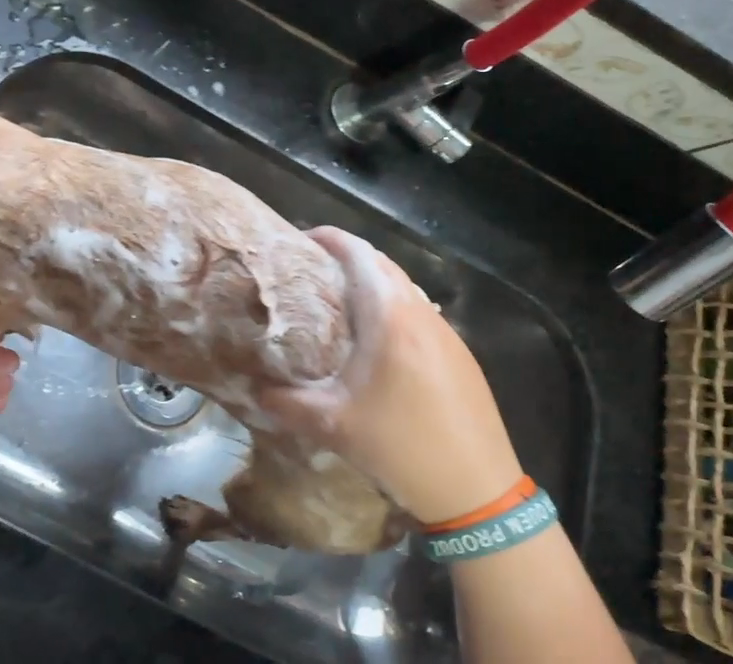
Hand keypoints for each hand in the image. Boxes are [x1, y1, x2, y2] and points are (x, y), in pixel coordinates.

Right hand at [258, 227, 523, 525]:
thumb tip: (254, 389)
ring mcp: (448, 335)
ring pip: (404, 290)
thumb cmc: (402, 449)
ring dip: (372, 286)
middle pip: (383, 266)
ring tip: (337, 305)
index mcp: (391, 319)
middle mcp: (423, 315)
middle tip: (310, 273)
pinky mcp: (461, 357)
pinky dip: (392, 311)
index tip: (300, 240)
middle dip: (347, 260)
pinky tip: (375, 344)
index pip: (361, 255)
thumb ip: (286, 402)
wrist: (479, 493)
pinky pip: (420, 315)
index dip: (330, 239)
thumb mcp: (333, 426)